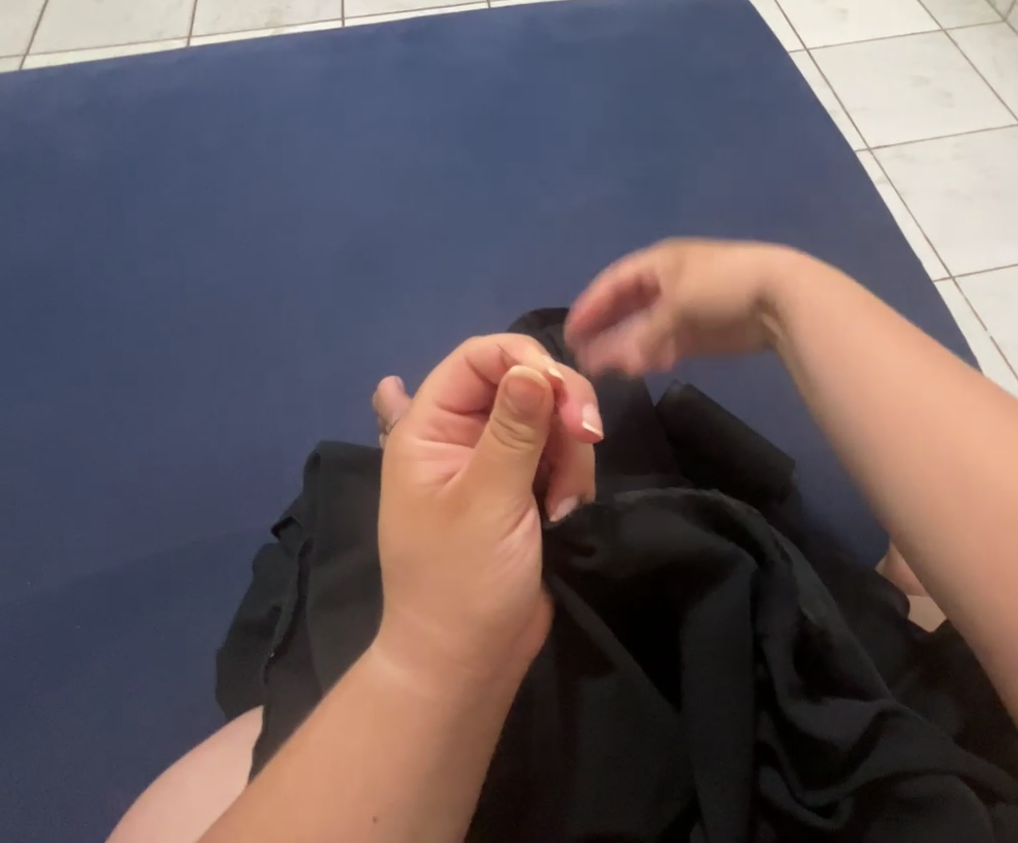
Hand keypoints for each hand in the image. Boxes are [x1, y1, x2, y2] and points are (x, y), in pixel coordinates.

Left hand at [370, 335, 601, 691]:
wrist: (469, 661)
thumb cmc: (462, 583)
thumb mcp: (488, 502)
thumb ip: (514, 430)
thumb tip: (535, 366)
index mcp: (428, 427)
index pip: (480, 357)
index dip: (527, 360)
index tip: (566, 396)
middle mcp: (460, 432)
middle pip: (524, 381)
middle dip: (561, 410)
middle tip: (589, 439)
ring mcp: (494, 458)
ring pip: (552, 417)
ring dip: (571, 454)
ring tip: (563, 507)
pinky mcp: (524, 484)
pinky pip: (561, 452)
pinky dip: (573, 477)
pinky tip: (565, 513)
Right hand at [565, 238, 803, 374]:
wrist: (781, 296)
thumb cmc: (723, 287)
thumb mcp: (677, 306)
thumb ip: (643, 335)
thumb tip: (615, 362)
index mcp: (659, 263)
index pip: (614, 283)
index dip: (591, 306)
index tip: (570, 331)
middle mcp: (669, 282)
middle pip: (628, 307)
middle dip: (606, 330)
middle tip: (583, 356)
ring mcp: (687, 307)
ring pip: (647, 329)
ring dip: (628, 347)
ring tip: (609, 369)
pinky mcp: (704, 331)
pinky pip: (669, 342)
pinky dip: (655, 354)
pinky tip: (642, 368)